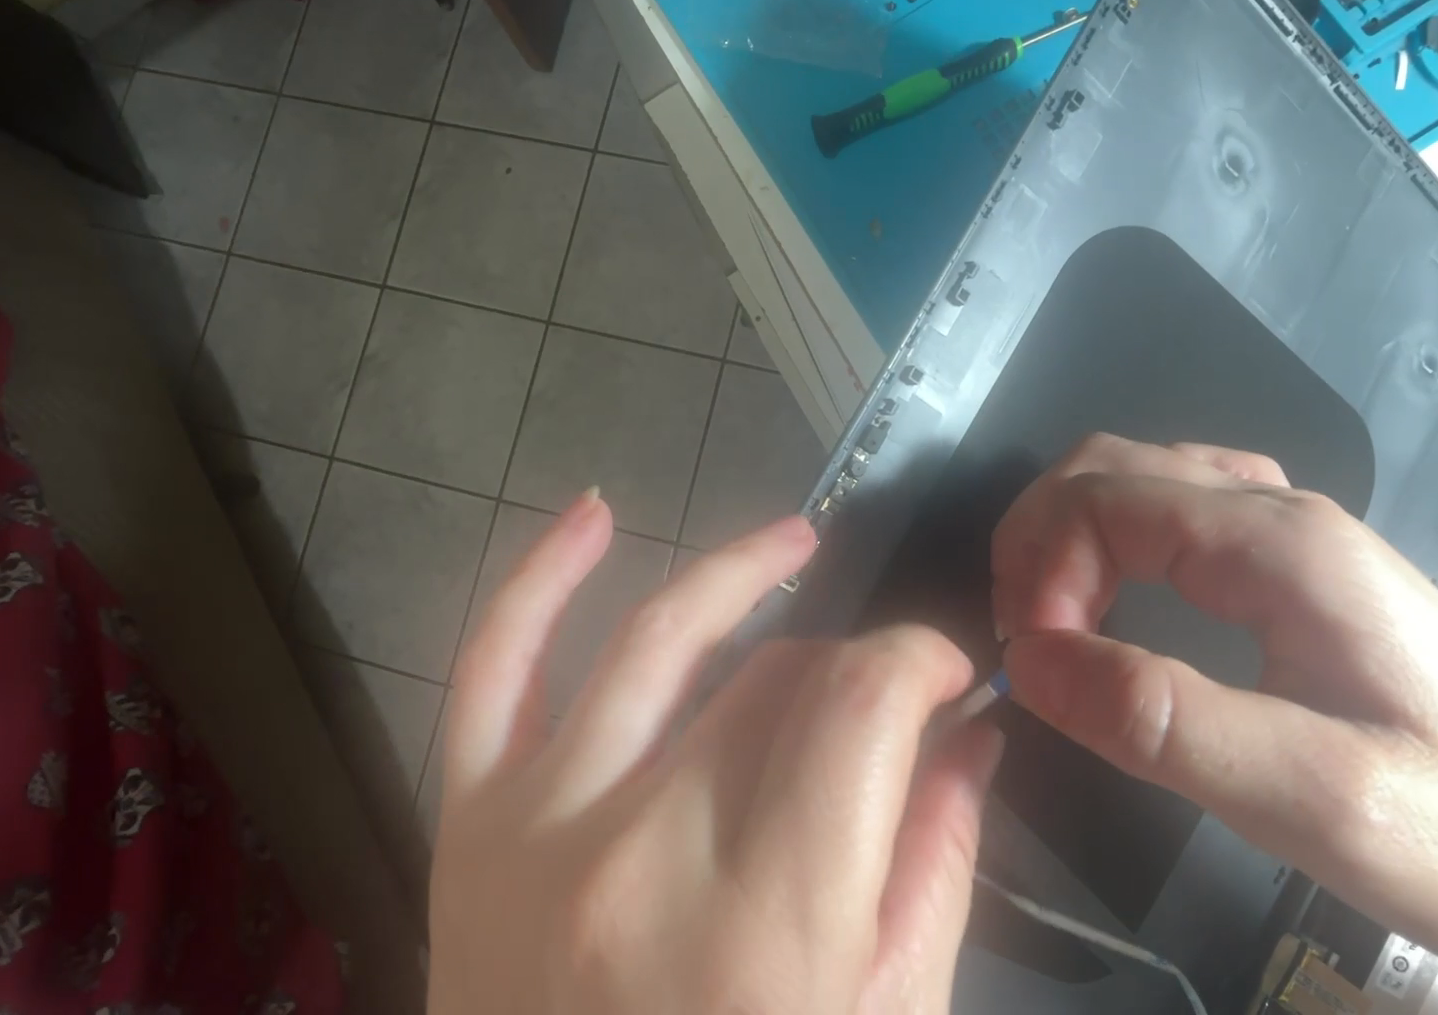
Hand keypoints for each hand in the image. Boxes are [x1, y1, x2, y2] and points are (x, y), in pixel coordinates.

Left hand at [427, 492, 1003, 1014]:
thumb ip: (936, 864)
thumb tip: (968, 731)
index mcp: (770, 922)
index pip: (862, 702)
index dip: (920, 661)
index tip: (944, 676)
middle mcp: (647, 853)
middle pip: (775, 677)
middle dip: (849, 666)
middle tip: (874, 694)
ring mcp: (538, 827)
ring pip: (661, 640)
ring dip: (738, 573)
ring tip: (792, 543)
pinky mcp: (469, 825)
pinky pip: (495, 668)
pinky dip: (541, 577)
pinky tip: (593, 514)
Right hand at [990, 435, 1437, 1014]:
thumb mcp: (1322, 800)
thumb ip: (1167, 723)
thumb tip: (1030, 662)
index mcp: (1283, 546)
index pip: (1104, 502)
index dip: (1038, 572)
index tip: (1030, 666)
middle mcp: (1279, 512)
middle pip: (1104, 468)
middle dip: (1033, 542)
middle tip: (1023, 641)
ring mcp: (1285, 532)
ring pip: (1128, 477)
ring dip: (1061, 537)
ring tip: (1048, 624)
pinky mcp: (1286, 565)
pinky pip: (1163, 509)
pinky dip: (1103, 543)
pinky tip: (1108, 601)